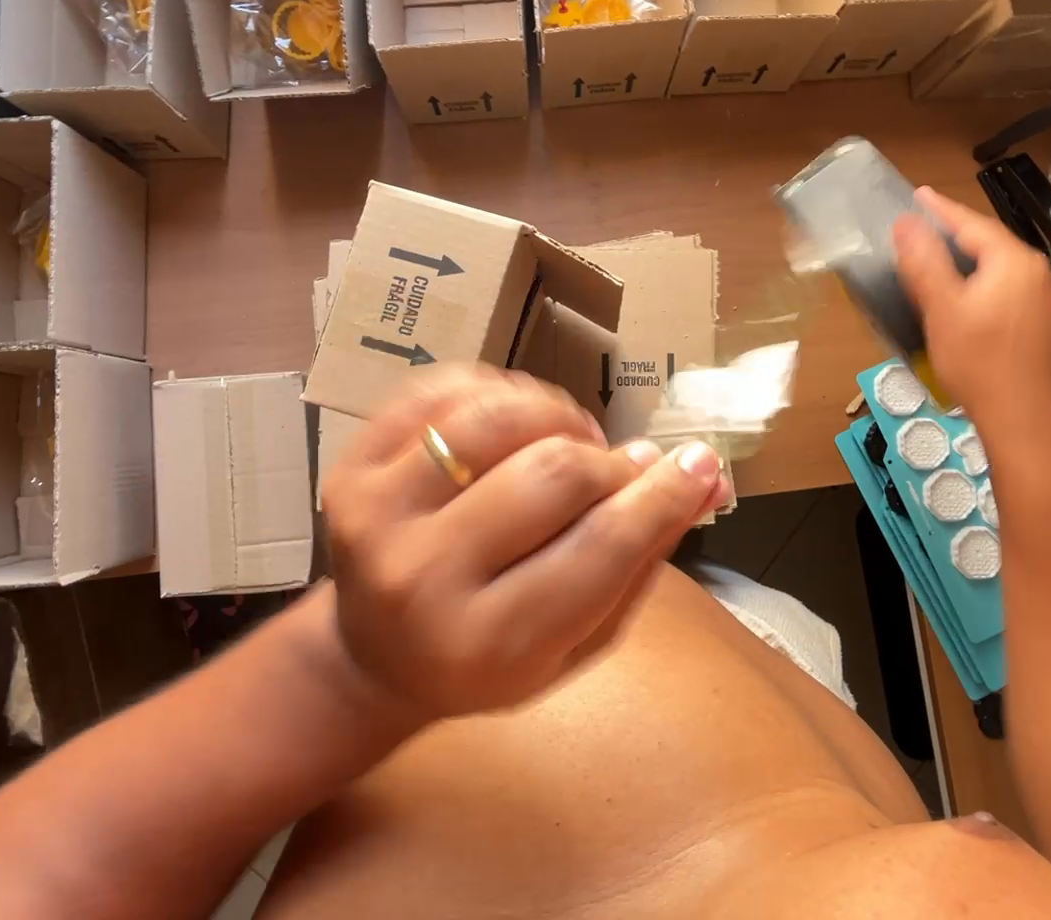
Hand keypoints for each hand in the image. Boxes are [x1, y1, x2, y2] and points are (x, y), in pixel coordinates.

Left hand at [319, 365, 731, 721]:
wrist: (376, 655)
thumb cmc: (489, 660)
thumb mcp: (575, 644)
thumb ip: (637, 566)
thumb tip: (694, 476)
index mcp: (487, 644)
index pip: (600, 547)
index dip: (662, 496)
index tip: (701, 464)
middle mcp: (421, 578)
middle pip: (553, 473)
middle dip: (607, 463)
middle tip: (619, 470)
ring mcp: (374, 514)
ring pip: (498, 418)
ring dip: (556, 417)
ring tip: (570, 442)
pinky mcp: (350, 466)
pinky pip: (442, 390)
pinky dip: (500, 392)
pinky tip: (519, 423)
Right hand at [892, 187, 1050, 436]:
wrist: (1032, 424)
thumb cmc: (980, 365)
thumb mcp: (942, 310)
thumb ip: (924, 262)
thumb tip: (907, 222)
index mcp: (1016, 262)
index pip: (972, 224)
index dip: (941, 210)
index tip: (918, 194)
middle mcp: (1044, 274)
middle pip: (993, 248)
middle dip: (958, 241)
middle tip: (926, 237)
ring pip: (1006, 275)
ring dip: (976, 270)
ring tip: (946, 275)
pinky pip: (1018, 298)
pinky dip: (992, 294)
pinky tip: (977, 312)